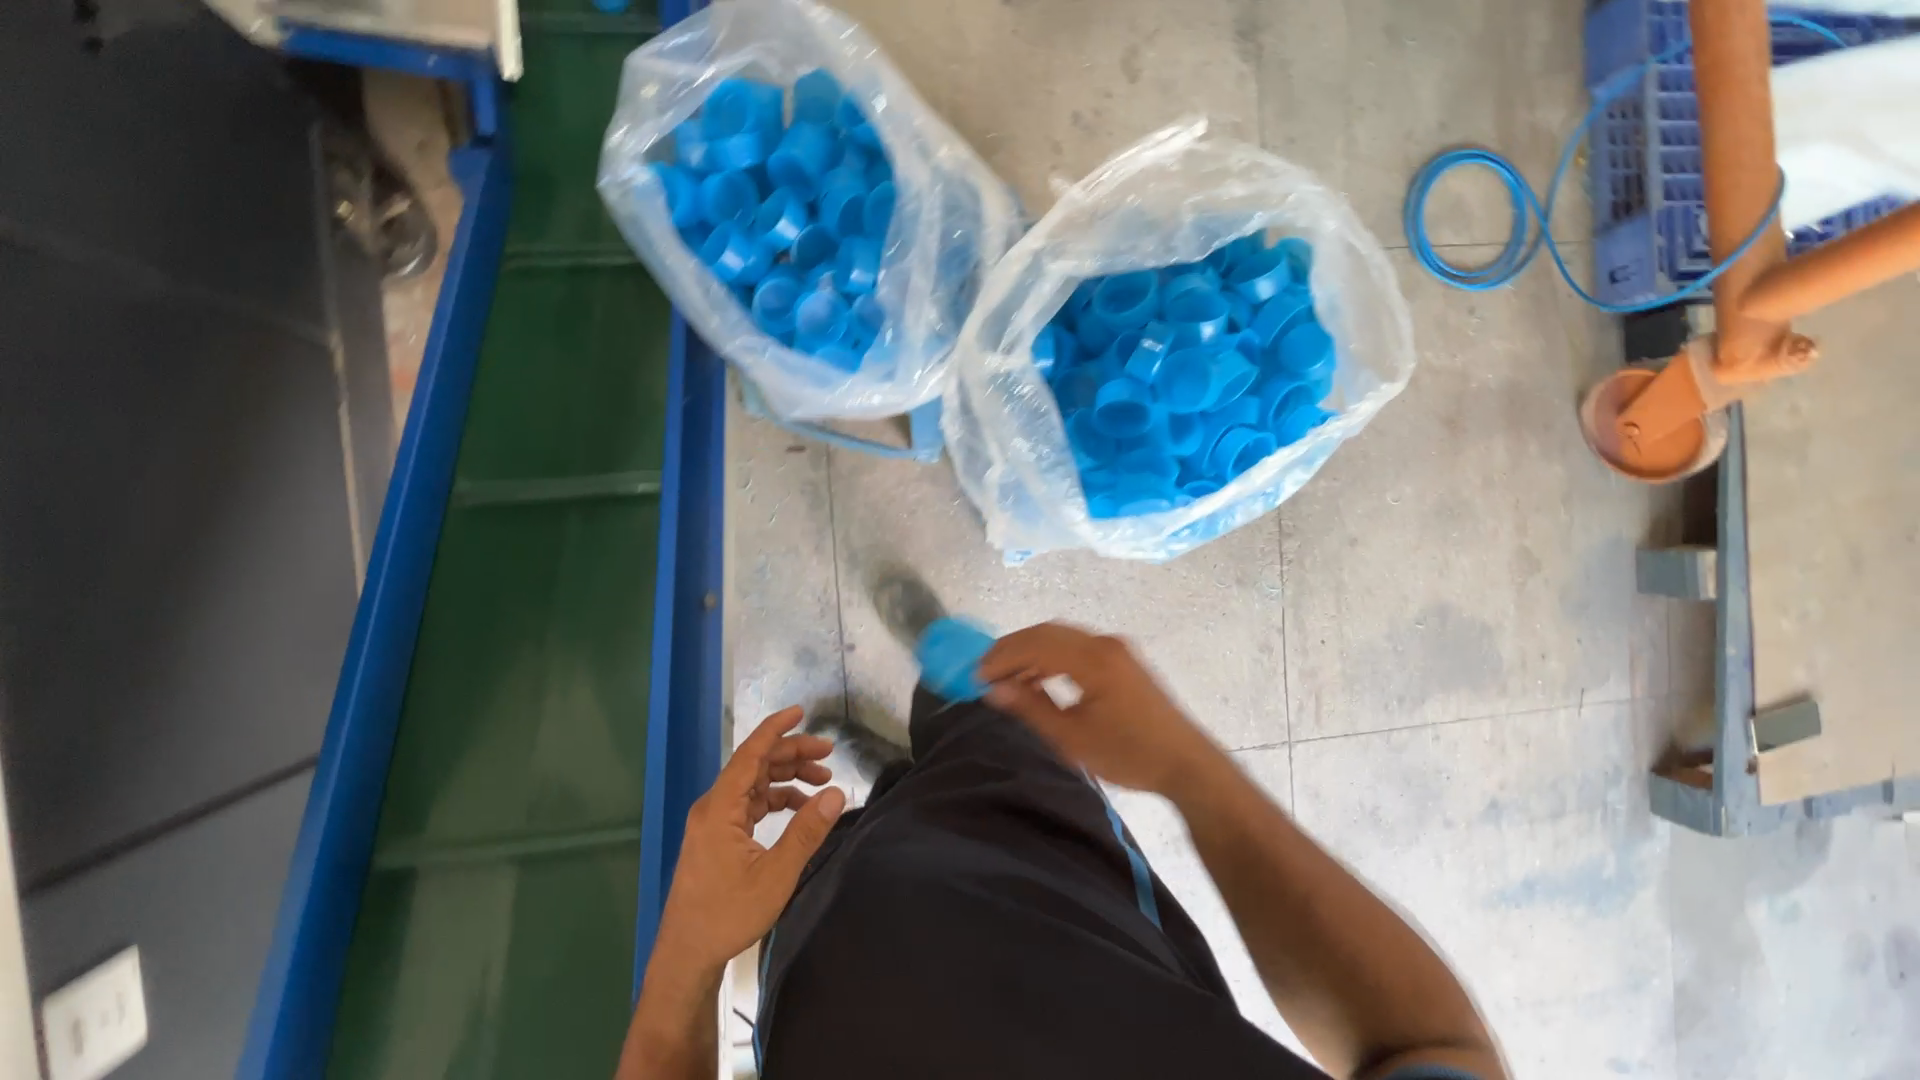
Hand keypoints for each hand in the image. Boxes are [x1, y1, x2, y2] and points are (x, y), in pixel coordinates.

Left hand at [653, 707, 847, 973]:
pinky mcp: (716, 838)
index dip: (776, 728)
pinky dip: (775, 799)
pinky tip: (799, 808)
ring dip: (786, 777)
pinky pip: (749, 804)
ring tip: (821, 780)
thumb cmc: (728, 914)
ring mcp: (713, 823)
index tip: (801, 710)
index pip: (751, 753)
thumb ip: (806, 831)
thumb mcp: (776, 874)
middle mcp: (713, 807)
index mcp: (721, 808)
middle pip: (755, 765)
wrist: (687, 954)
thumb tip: (837, 793)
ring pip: (753, 784)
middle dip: (792, 754)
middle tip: (829, 754)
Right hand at [979, 622, 1222, 797]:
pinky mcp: (1121, 659)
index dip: (1002, 656)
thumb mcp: (1072, 738)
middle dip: (1012, 650)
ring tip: (1006, 680)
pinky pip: (1076, 647)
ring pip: (1060, 637)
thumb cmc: (1129, 754)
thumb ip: (1031, 709)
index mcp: (1093, 659)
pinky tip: (1038, 680)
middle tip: (985, 675)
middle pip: (1046, 633)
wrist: (1186, 764)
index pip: (1035, 643)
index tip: (976, 677)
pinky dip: (1051, 657)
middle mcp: (1104, 643)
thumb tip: (994, 689)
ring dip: (1030, 653)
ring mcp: (1116, 649)